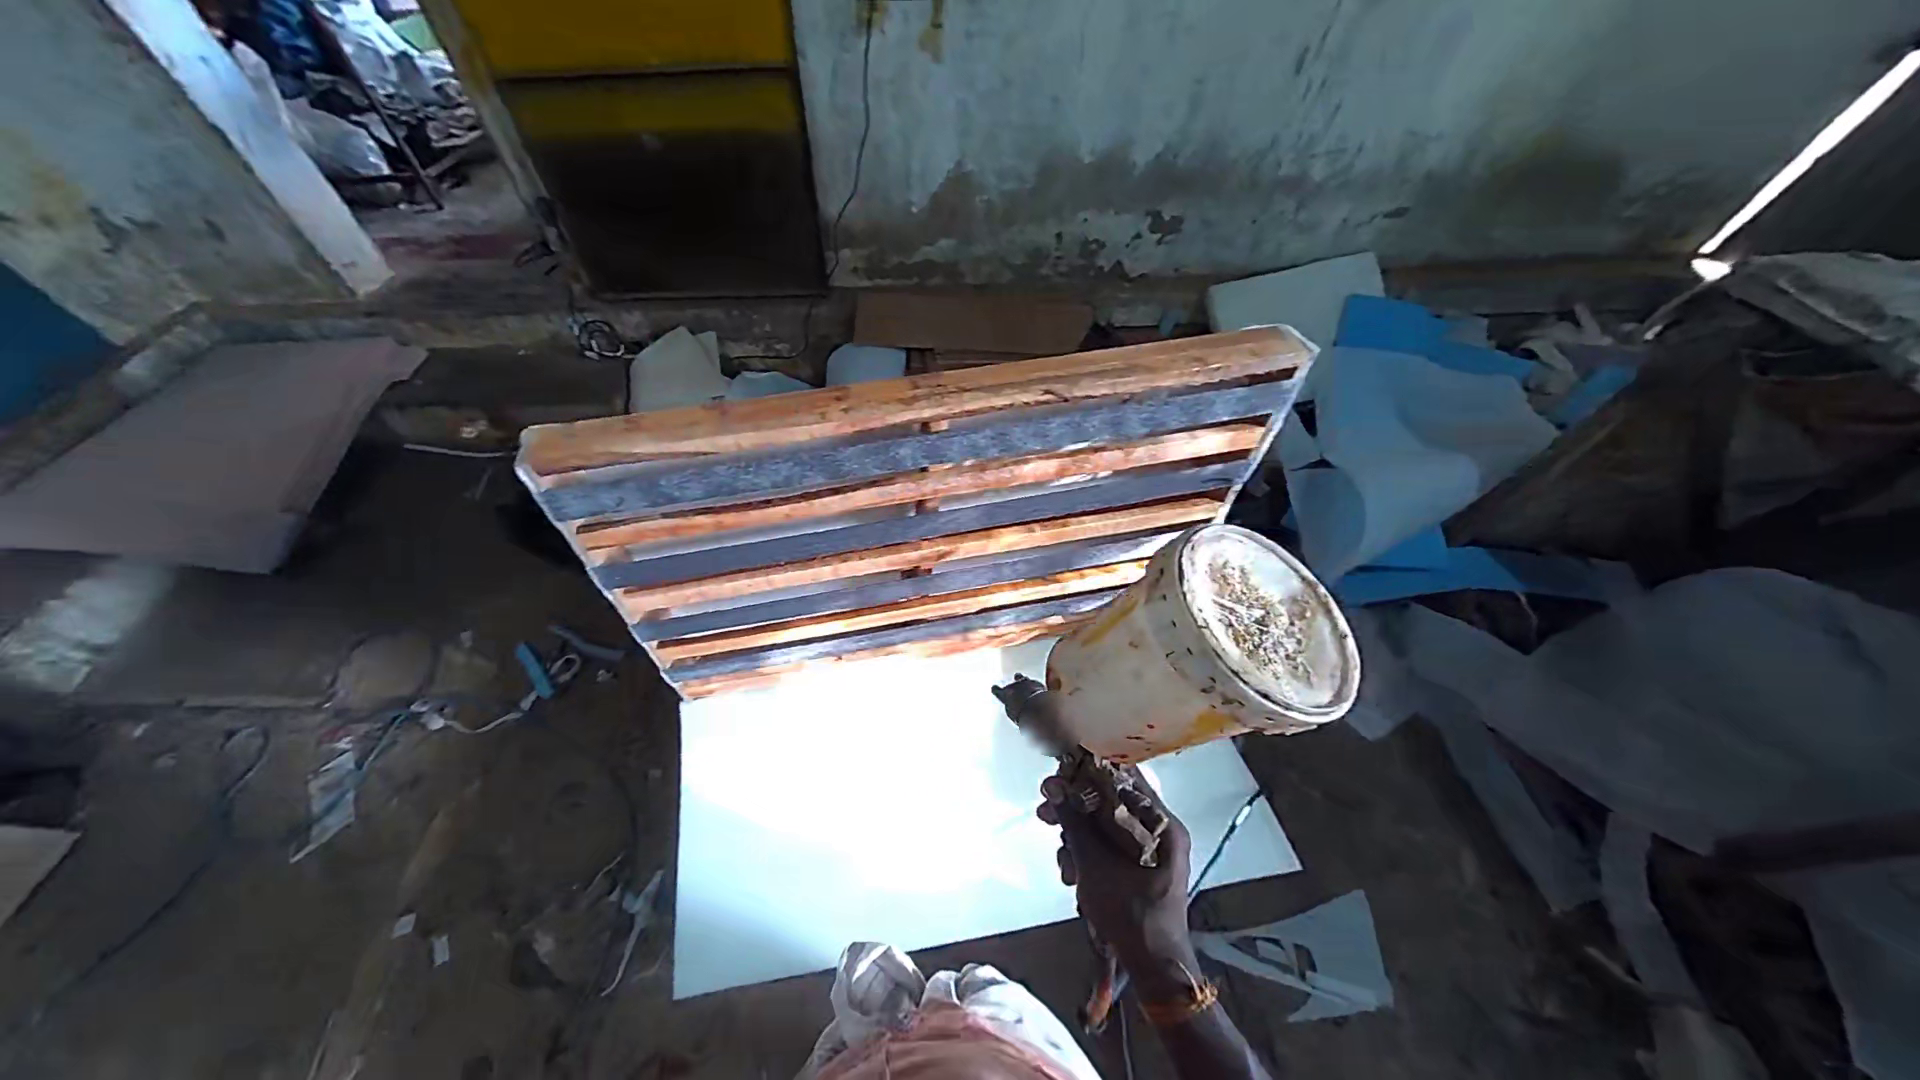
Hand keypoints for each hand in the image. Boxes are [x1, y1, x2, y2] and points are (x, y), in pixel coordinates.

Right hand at [1037, 770, 1199, 998]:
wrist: (1154, 969)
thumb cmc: (1130, 914)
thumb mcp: (1095, 866)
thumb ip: (1074, 822)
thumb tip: (1053, 786)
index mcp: (1162, 823)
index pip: (1125, 776)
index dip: (1088, 771)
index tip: (1058, 774)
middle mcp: (1160, 829)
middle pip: (1110, 801)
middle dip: (1074, 809)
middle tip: (1045, 810)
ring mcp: (1152, 849)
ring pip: (1105, 825)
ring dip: (1077, 837)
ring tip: (1061, 860)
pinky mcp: (1140, 866)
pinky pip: (1109, 846)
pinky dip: (1088, 854)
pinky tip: (1071, 873)